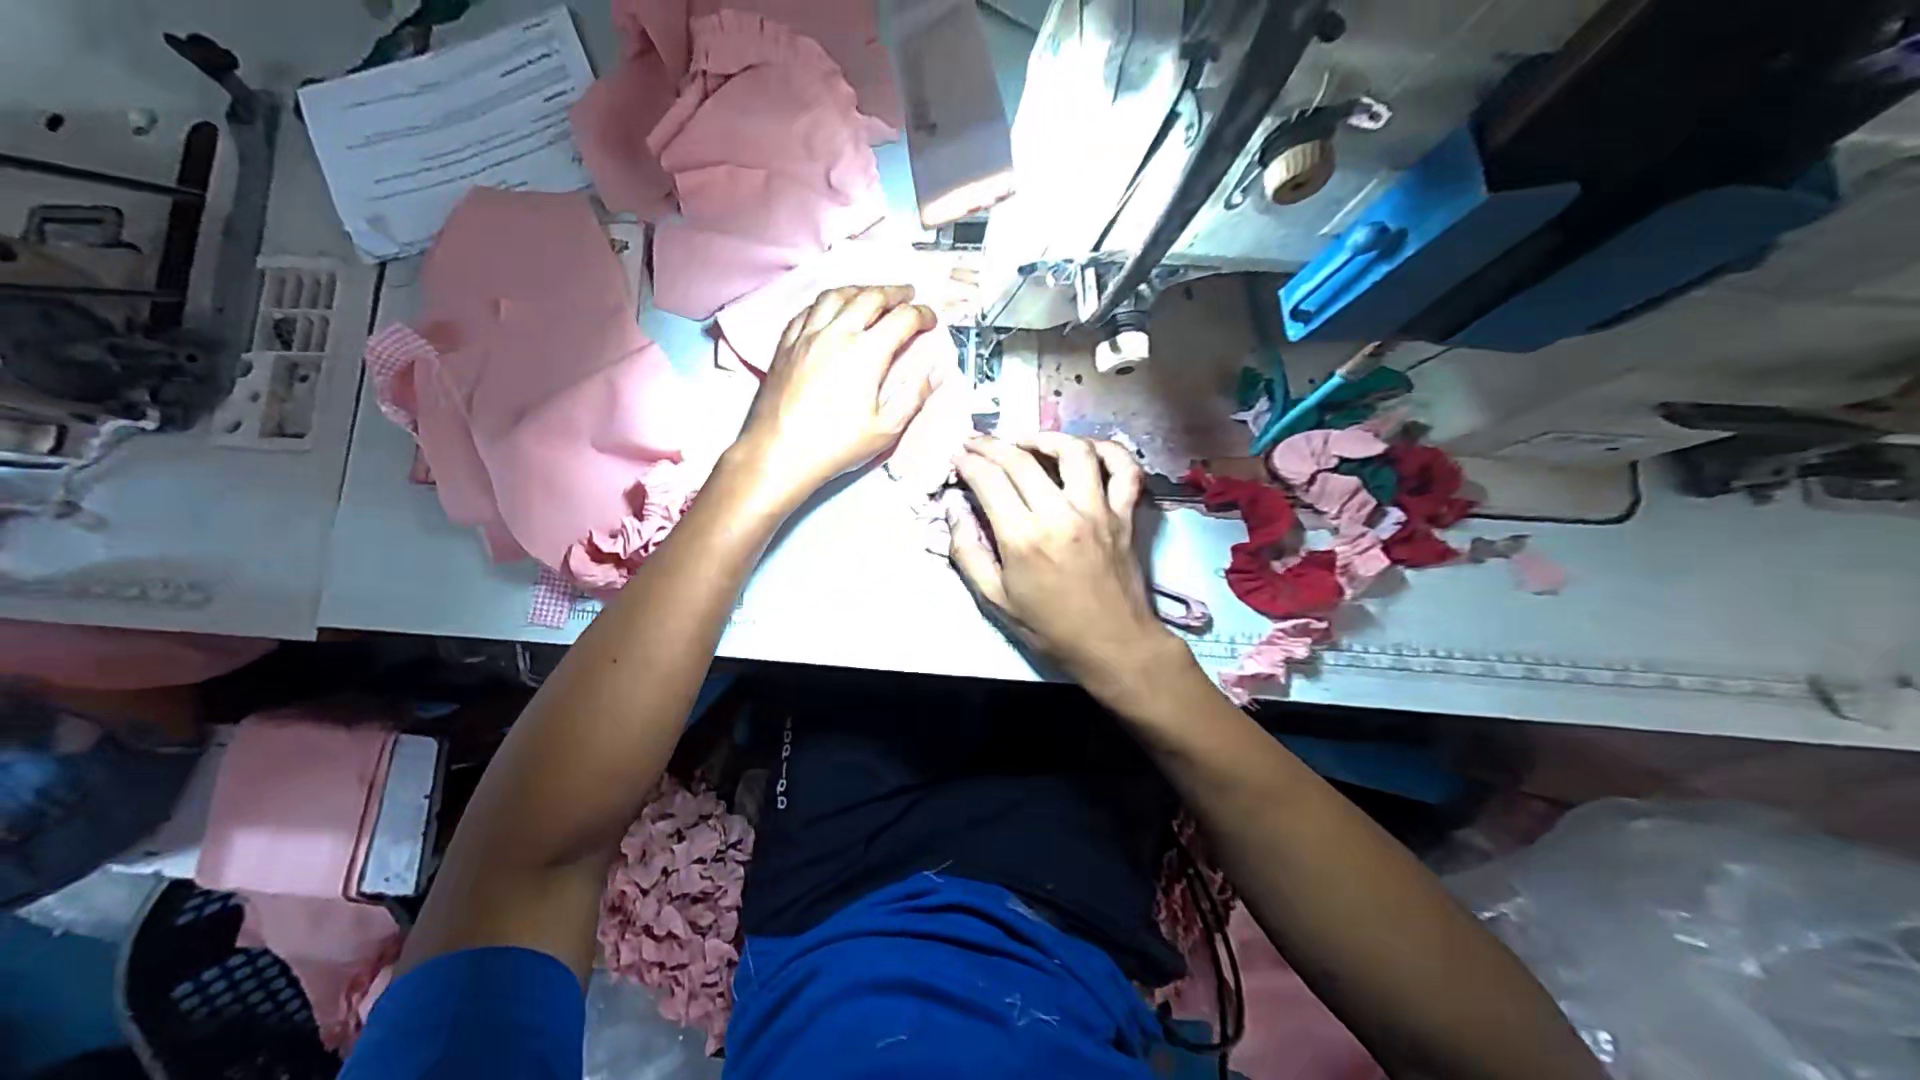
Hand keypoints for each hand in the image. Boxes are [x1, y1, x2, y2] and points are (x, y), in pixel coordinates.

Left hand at [725, 286, 938, 509]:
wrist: (778, 453)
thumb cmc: (834, 446)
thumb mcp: (885, 430)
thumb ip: (913, 398)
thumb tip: (934, 374)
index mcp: (866, 353)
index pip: (902, 319)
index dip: (922, 314)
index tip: (930, 320)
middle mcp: (836, 334)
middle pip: (870, 297)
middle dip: (894, 293)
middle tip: (907, 295)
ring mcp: (806, 336)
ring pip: (836, 296)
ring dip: (859, 289)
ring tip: (871, 293)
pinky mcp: (785, 345)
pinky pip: (807, 310)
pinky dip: (826, 303)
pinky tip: (830, 309)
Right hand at [949, 433, 1186, 697]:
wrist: (1112, 645)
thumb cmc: (1049, 627)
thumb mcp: (995, 600)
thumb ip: (968, 551)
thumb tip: (954, 508)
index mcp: (1024, 538)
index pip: (989, 480)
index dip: (968, 462)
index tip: (957, 455)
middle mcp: (1061, 514)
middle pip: (1022, 459)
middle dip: (992, 444)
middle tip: (977, 442)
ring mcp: (1098, 510)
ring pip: (1074, 451)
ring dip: (1046, 437)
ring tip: (1026, 441)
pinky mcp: (1125, 514)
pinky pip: (1124, 469)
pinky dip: (1108, 450)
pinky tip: (1087, 449)